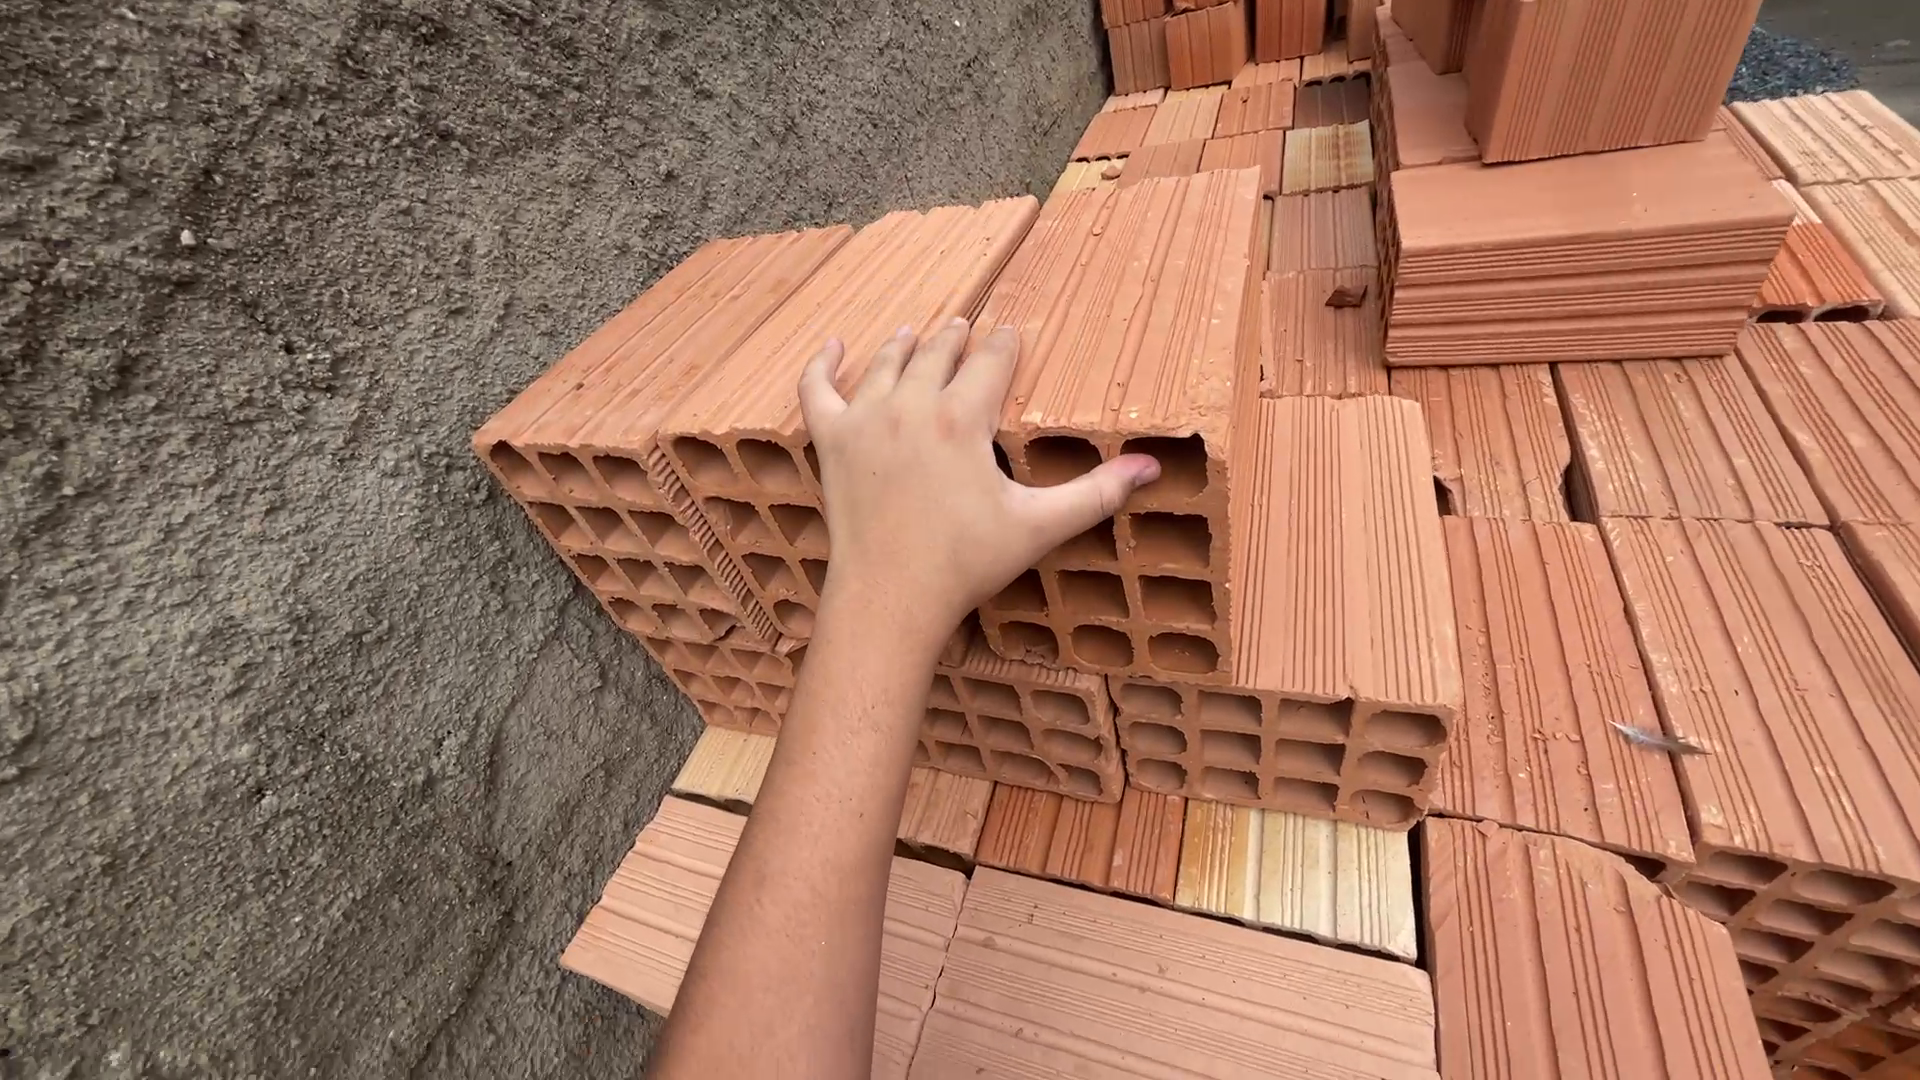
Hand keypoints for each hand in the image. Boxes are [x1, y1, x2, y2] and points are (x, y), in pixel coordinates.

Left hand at [798, 318, 1160, 649]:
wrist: (890, 596)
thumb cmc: (966, 563)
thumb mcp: (1039, 526)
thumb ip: (1096, 493)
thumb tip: (1151, 466)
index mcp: (964, 417)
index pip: (992, 360)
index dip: (1005, 344)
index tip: (1010, 334)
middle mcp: (912, 404)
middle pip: (940, 352)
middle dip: (958, 338)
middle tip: (968, 329)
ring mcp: (866, 418)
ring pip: (888, 362)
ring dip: (907, 344)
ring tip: (917, 332)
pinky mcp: (831, 440)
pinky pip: (817, 388)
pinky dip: (823, 364)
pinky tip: (834, 346)